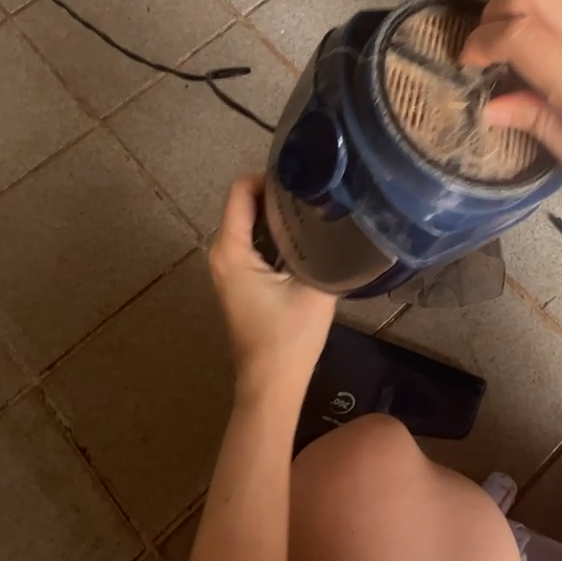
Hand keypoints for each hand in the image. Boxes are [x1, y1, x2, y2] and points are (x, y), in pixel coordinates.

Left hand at [208, 173, 337, 399]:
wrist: (272, 383)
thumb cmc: (290, 336)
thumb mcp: (314, 286)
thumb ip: (323, 247)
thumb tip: (339, 215)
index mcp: (231, 249)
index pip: (241, 189)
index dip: (271, 177)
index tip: (306, 180)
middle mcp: (222, 252)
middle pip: (245, 202)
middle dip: (279, 193)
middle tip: (319, 194)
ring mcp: (228, 267)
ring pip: (251, 222)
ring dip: (279, 215)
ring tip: (317, 212)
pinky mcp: (240, 279)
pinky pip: (254, 241)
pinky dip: (276, 234)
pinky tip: (307, 239)